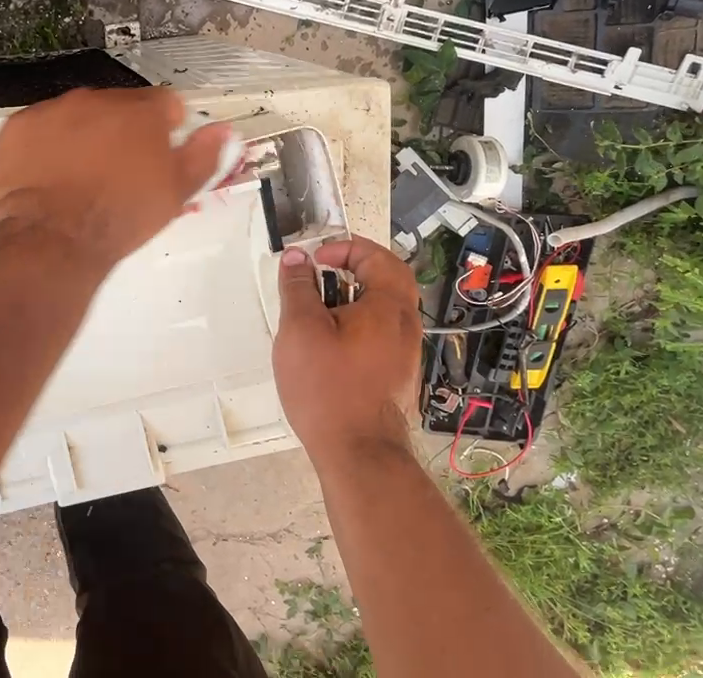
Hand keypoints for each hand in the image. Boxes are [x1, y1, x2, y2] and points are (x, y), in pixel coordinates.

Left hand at [0, 88, 230, 274]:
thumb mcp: (175, 193)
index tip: (157, 152)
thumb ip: (203, 155)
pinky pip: (37, 129)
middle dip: (120, 132)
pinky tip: (47, 176)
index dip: (165, 128)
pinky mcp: (17, 128)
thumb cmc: (117, 218)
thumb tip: (224, 132)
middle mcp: (96, 101)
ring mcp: (52, 111)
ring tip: (79, 178)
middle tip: (117, 172)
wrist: (52, 239)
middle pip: (117, 107)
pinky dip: (43, 146)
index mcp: (140, 112)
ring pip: (75, 115)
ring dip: (81, 136)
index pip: (164, 104)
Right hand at [273, 237, 422, 463]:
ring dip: (350, 299)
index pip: (378, 257)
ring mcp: (404, 354)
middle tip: (319, 274)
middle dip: (352, 269)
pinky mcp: (395, 376)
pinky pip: (378, 334)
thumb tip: (297, 257)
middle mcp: (405, 326)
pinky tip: (325, 346)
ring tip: (314, 312)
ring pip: (382, 309)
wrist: (360, 454)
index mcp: (389, 307)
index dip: (345, 248)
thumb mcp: (300, 329)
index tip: (315, 259)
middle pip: (387, 280)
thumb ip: (298, 288)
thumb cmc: (328, 387)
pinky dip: (354, 325)